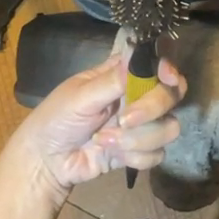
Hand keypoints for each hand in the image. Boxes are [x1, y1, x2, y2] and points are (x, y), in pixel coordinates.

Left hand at [10, 51, 186, 197]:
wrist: (47, 161)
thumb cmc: (57, 119)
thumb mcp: (79, 96)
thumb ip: (111, 81)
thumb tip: (138, 57)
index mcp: (122, 74)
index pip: (157, 63)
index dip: (168, 68)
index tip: (166, 77)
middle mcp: (138, 96)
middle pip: (171, 95)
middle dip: (151, 110)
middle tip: (124, 120)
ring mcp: (142, 124)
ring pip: (168, 127)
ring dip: (136, 139)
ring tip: (104, 140)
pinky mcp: (140, 151)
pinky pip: (157, 153)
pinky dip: (133, 157)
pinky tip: (110, 154)